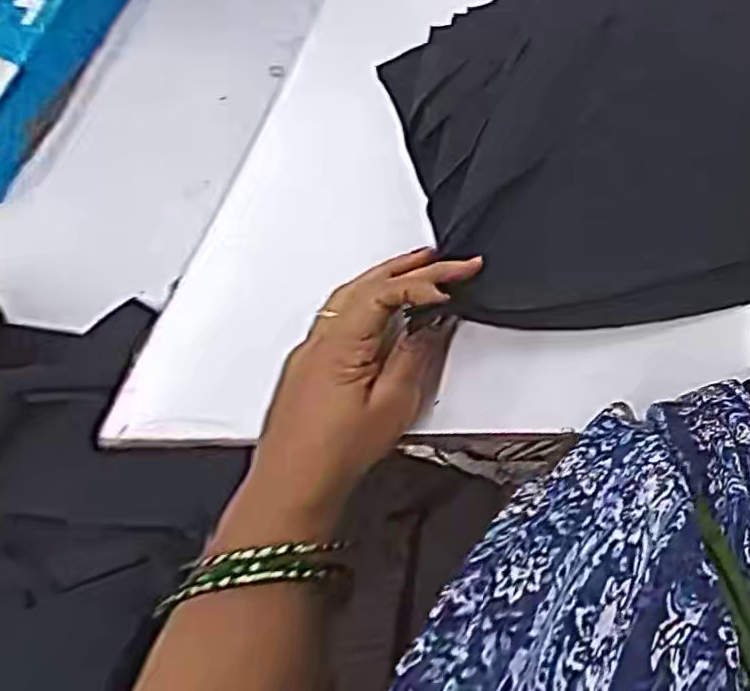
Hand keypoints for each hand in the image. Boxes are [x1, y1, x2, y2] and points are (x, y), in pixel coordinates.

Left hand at [233, 249, 481, 541]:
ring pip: (350, 296)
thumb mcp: (394, 401)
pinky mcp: (312, 363)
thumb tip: (434, 323)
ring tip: (423, 266)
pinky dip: (372, 294)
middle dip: (410, 267)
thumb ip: (416, 354)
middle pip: (364, 286)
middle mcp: (317, 344)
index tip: (458, 279)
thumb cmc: (335, 453)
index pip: (384, 293)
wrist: (291, 488)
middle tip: (449, 259)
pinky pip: (342, 312)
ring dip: (388, 276)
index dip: (425, 281)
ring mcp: (310, 353)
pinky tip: (391, 300)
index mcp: (337, 348)